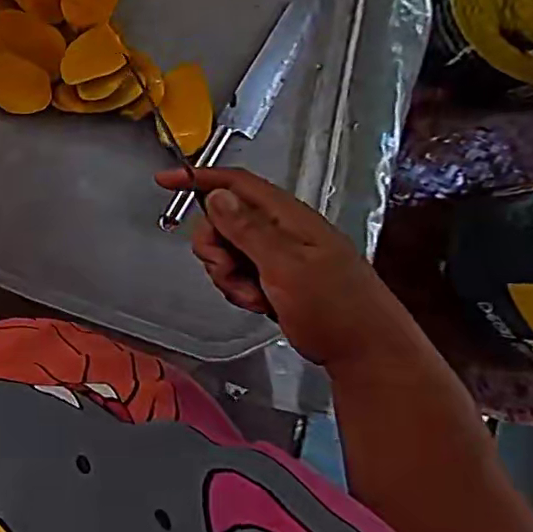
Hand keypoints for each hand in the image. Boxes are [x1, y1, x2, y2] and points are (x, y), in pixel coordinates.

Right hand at [154, 167, 425, 366]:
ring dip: (226, 274)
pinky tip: (257, 303)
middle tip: (227, 272)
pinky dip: (236, 287)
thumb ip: (248, 230)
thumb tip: (216, 195)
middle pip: (221, 221)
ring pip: (224, 249)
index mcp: (288, 218)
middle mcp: (281, 231)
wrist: (367, 354)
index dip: (198, 178)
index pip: (236, 184)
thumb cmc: (336, 309)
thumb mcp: (287, 267)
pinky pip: (235, 272)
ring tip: (252, 295)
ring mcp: (277, 254)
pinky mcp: (274, 277)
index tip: (165, 181)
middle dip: (213, 248)